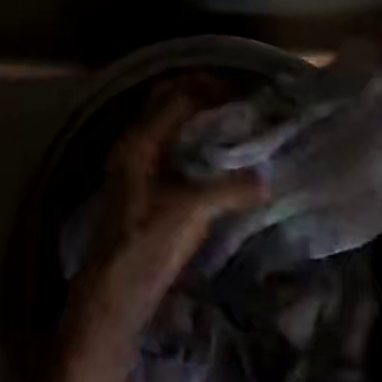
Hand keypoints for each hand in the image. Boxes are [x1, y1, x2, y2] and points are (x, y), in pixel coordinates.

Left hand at [39, 82, 266, 381]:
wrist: (114, 289)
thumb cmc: (147, 245)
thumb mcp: (191, 213)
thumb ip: (229, 190)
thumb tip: (267, 178)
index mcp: (139, 141)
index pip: (176, 99)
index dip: (210, 92)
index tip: (242, 95)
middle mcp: (133, 143)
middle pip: (166, 100)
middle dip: (199, 93)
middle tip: (234, 100)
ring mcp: (134, 161)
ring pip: (165, 121)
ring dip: (194, 114)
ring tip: (229, 120)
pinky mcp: (141, 180)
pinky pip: (167, 142)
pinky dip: (190, 137)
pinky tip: (214, 152)